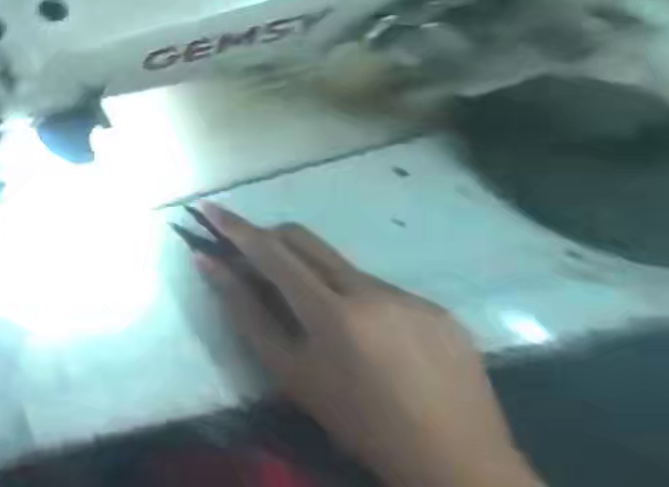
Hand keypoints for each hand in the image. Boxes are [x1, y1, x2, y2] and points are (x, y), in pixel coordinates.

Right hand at [200, 205, 541, 486]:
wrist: (460, 469)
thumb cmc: (359, 423)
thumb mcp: (290, 372)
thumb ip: (245, 311)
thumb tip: (208, 261)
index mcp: (331, 311)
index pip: (271, 251)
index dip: (236, 227)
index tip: (208, 207)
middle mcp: (370, 291)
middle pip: (303, 239)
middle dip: (270, 237)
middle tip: (250, 255)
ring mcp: (409, 297)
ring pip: (342, 266)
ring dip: (317, 275)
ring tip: (320, 318)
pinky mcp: (438, 310)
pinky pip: (381, 289)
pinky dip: (359, 299)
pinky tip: (370, 339)